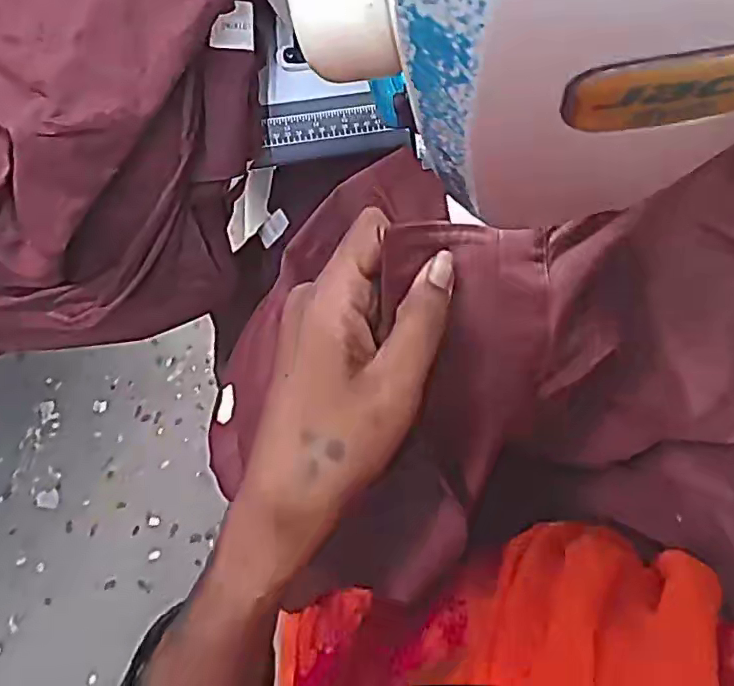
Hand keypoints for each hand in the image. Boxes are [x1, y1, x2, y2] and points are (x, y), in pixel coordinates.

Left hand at [220, 208, 453, 596]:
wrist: (284, 507)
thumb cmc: (339, 446)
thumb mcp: (396, 381)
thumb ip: (423, 314)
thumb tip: (443, 259)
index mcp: (327, 294)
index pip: (371, 226)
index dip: (413, 233)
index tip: (449, 260)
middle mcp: (309, 294)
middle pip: (370, 254)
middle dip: (410, 274)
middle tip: (444, 310)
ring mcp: (304, 318)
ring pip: (364, 285)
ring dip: (396, 304)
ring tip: (422, 340)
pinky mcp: (307, 342)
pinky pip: (352, 310)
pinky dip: (379, 323)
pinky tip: (395, 358)